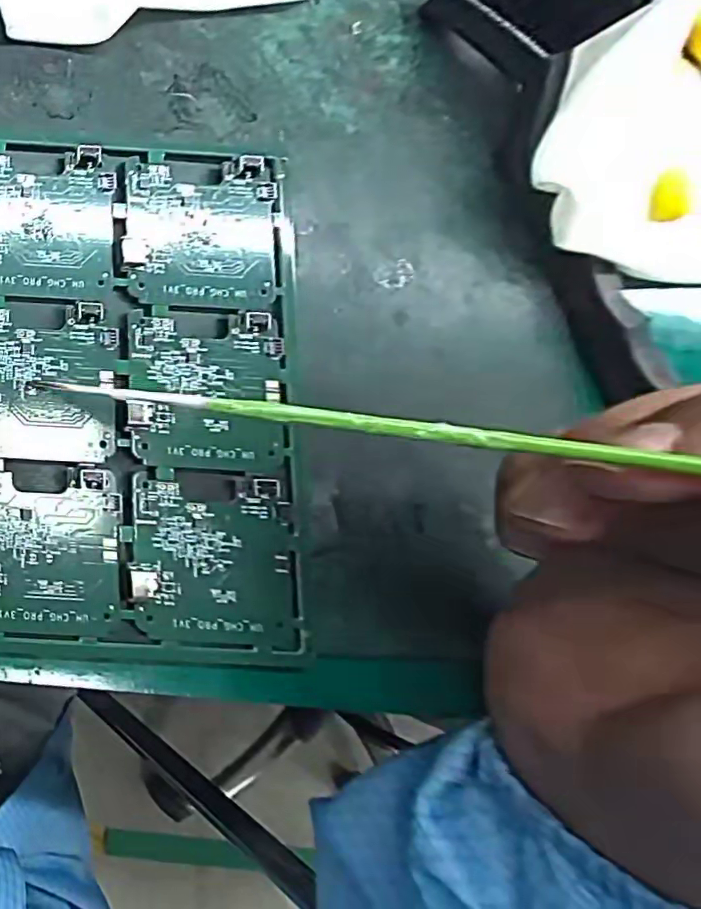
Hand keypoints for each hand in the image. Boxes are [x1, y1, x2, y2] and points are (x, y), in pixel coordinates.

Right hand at [490, 386, 700, 903]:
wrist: (602, 792)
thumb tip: (699, 472)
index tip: (686, 466)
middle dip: (683, 428)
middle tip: (622, 470)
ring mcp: (699, 523)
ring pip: (662, 426)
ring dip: (597, 444)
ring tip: (563, 501)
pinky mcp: (612, 525)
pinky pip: (568, 461)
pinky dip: (538, 474)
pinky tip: (535, 526)